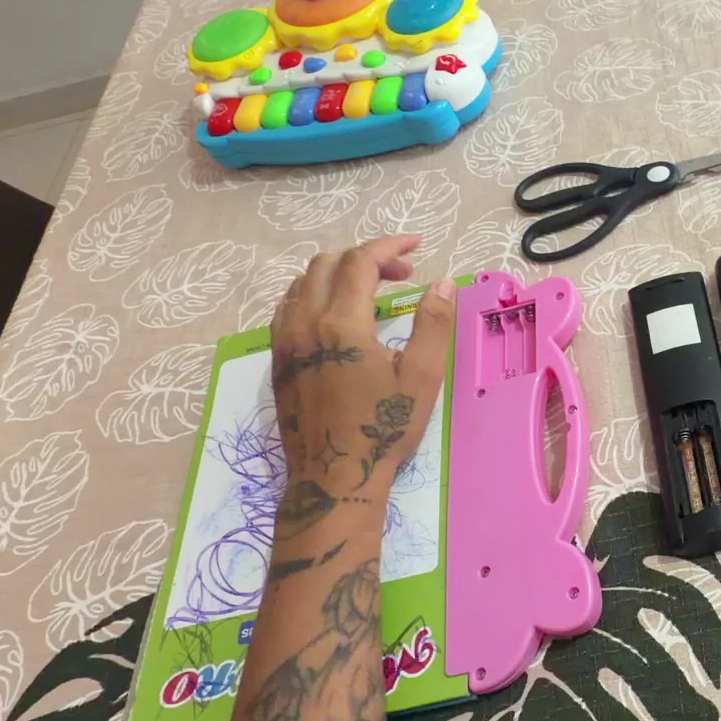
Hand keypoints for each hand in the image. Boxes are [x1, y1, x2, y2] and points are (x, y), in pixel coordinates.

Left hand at [269, 234, 456, 532]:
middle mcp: (304, 323)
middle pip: (326, 264)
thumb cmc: (383, 426)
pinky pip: (289, 307)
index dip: (389, 246)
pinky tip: (339, 314)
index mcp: (341, 323)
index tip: (416, 247)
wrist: (334, 474)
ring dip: (339, 274)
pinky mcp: (277, 359)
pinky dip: (316, 294)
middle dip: (367, 257)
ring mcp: (284, 341)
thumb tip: (443, 283)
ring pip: (302, 283)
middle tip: (402, 274)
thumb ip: (433, 324)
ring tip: (373, 290)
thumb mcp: (422, 376)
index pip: (360, 262)